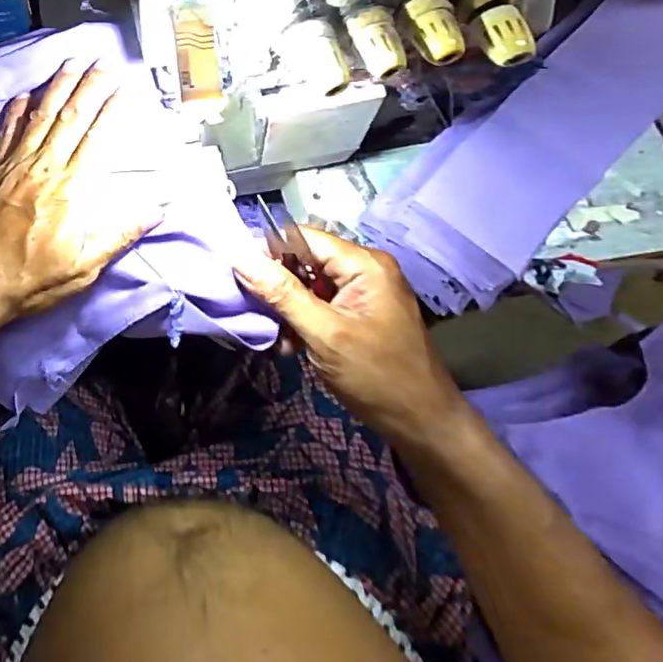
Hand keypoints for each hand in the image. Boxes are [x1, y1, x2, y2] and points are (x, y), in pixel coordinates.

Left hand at [0, 59, 164, 334]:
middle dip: (89, 87)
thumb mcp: (82, 268)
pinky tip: (23, 96)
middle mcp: (42, 169)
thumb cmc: (27, 280)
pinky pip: (5, 133)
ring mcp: (12, 167)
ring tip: (70, 64)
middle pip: (70, 118)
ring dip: (57, 88)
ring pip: (39, 118)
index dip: (112, 112)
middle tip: (103, 63)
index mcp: (69, 191)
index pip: (97, 140)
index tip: (124, 89)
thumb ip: (118, 235)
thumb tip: (157, 210)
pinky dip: (15, 112)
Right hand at [233, 227, 468, 441]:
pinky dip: (300, 319)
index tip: (239, 277)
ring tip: (279, 338)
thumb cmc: (378, 377)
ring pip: (305, 283)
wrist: (423, 424)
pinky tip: (292, 345)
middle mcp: (364, 268)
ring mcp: (362, 290)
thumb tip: (240, 258)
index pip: (300, 237)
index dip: (266, 251)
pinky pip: (318, 302)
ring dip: (286, 308)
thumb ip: (281, 293)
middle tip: (260, 314)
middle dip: (276, 286)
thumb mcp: (324, 334)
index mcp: (363, 264)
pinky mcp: (358, 311)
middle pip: (301, 259)